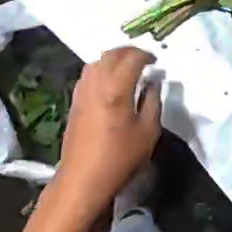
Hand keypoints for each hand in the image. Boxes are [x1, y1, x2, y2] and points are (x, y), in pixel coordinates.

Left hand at [42, 47, 160, 227]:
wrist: (83, 179)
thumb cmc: (120, 158)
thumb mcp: (148, 131)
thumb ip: (152, 101)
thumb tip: (153, 81)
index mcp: (115, 87)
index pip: (131, 57)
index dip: (146, 55)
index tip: (156, 61)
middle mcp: (95, 82)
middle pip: (111, 54)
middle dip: (129, 52)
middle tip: (144, 59)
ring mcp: (81, 90)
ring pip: (97, 61)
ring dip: (114, 59)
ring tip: (128, 68)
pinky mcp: (75, 100)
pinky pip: (89, 74)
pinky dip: (102, 69)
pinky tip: (111, 82)